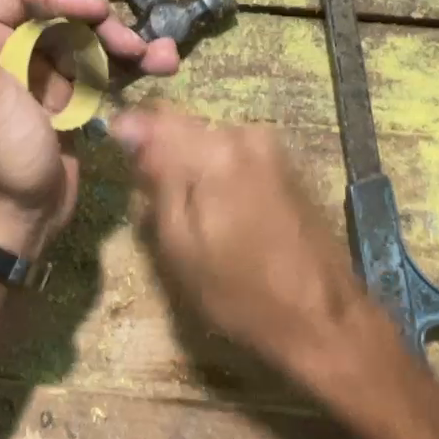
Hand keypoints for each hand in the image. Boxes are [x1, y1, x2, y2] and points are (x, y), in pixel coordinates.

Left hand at [0, 0, 178, 258]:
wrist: (24, 219)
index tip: (95, 14)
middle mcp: (8, 52)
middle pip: (61, 15)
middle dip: (102, 26)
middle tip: (137, 47)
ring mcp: (40, 76)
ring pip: (85, 40)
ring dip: (124, 45)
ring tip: (161, 59)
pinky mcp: (67, 98)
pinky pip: (97, 69)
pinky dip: (125, 67)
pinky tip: (157, 67)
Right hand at [111, 104, 374, 377]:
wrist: (326, 322)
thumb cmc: (240, 292)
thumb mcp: (179, 244)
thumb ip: (156, 178)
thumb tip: (131, 132)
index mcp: (214, 149)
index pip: (155, 117)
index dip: (129, 131)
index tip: (112, 151)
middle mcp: (245, 135)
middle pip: (184, 128)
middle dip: (161, 152)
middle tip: (147, 195)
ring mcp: (273, 150)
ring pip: (210, 143)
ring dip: (190, 166)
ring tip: (181, 211)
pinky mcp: (289, 168)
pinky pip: (235, 157)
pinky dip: (217, 175)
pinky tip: (217, 213)